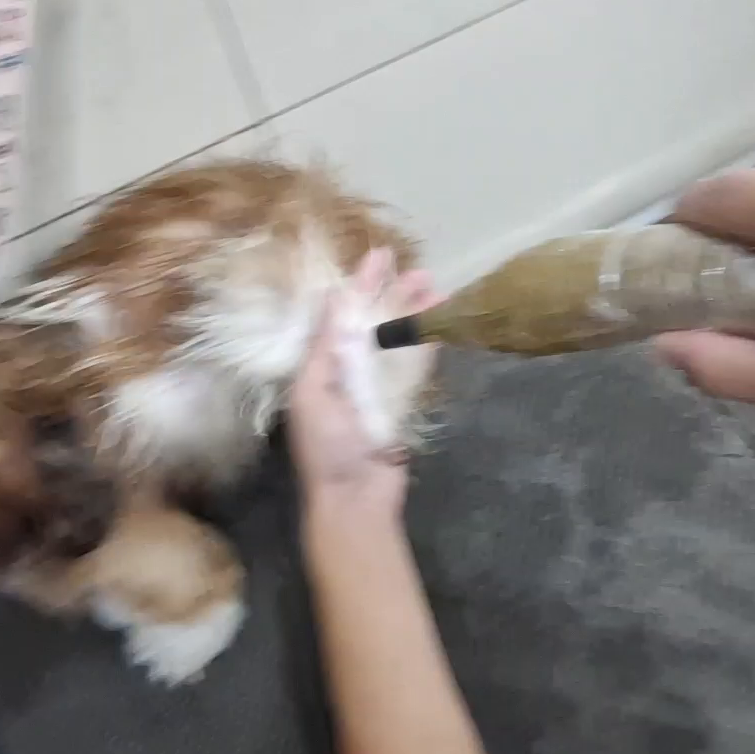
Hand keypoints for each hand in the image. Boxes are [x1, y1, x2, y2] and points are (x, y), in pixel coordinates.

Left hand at [289, 249, 439, 515]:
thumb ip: (325, 344)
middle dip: (396, 295)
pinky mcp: (401, 404)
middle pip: (375, 322)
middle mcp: (348, 370)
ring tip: (438, 289)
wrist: (354, 498)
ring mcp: (377, 387)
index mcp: (320, 365)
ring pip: (399, 340)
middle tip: (422, 270)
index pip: (342, 314)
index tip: (380, 255)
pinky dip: (427, 345)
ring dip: (417, 315)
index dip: (361, 284)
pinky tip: (440, 325)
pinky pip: (415, 367)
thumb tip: (337, 294)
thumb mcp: (314, 392)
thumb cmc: (327, 447)